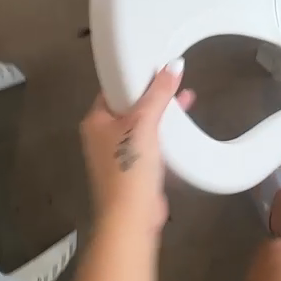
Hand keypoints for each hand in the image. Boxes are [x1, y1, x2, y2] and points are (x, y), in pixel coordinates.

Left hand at [80, 59, 193, 233]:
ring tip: (186, 98)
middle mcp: (102, 136)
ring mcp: (117, 154)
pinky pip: (149, 142)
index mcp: (95, 121)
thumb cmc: (129, 165)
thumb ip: (159, 93)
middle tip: (175, 80)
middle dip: (153, 94)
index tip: (156, 64)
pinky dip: (164, 132)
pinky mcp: (133, 169)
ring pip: (141, 124)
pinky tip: (183, 127)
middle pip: (129, 105)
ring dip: (162, 112)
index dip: (134, 75)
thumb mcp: (144, 122)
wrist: (131, 217)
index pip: (113, 88)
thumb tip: (175, 64)